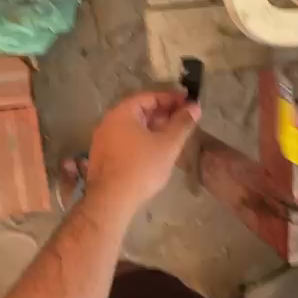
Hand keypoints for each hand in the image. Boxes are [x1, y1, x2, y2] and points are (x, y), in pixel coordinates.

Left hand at [85, 90, 200, 215]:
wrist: (111, 200)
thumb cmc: (141, 168)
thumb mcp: (167, 144)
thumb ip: (182, 124)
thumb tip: (194, 107)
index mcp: (122, 113)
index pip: (149, 97)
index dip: (171, 99)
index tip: (189, 104)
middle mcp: (108, 122)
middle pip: (139, 111)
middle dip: (163, 114)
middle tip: (183, 121)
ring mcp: (102, 140)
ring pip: (132, 127)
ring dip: (153, 128)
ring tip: (172, 137)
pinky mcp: (102, 157)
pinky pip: (125, 140)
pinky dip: (141, 140)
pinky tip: (155, 152)